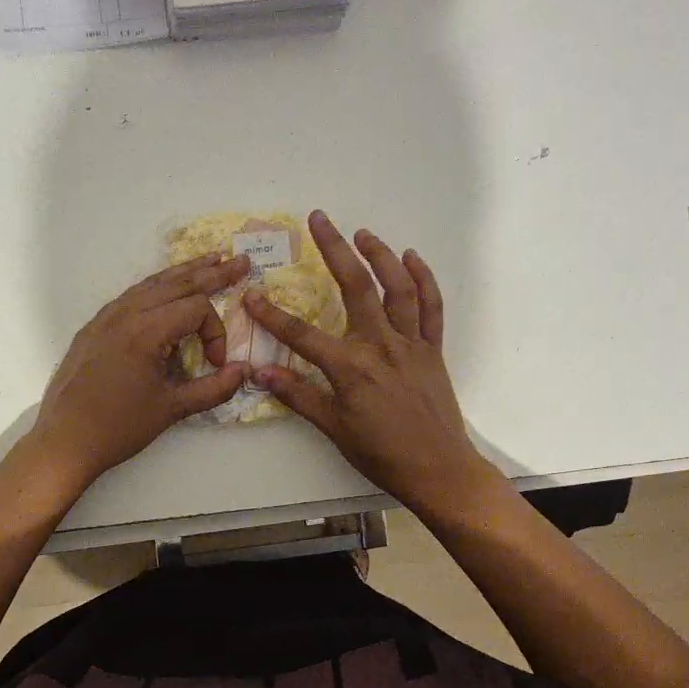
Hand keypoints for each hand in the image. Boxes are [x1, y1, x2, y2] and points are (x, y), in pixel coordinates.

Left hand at [30, 253, 253, 484]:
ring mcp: (105, 317)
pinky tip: (165, 288)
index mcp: (145, 331)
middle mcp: (125, 313)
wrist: (65, 440)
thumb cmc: (118, 427)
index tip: (214, 364)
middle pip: (176, 283)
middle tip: (241, 261)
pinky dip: (156, 287)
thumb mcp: (172, 409)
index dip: (215, 332)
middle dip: (212, 273)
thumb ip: (213, 389)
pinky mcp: (94, 327)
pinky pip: (131, 295)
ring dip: (183, 273)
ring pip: (152, 283)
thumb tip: (244, 372)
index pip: (195, 309)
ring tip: (209, 260)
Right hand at [244, 211, 508, 517]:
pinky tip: (412, 259)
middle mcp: (380, 345)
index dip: (273, 315)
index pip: (302, 335)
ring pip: (397, 287)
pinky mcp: (433, 349)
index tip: (251, 295)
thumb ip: (298, 397)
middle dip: (335, 249)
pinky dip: (423, 279)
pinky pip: (431, 307)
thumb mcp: (333, 428)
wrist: (436, 468)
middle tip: (320, 219)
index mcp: (350, 367)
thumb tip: (260, 376)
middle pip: (356, 286)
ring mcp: (411, 344)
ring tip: (363, 233)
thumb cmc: (380, 453)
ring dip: (380, 255)